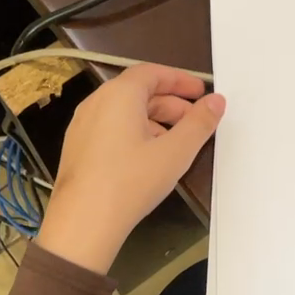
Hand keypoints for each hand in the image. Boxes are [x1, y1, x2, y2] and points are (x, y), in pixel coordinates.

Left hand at [35, 64, 224, 274]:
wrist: (84, 222)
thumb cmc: (131, 181)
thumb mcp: (175, 152)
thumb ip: (199, 124)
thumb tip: (216, 101)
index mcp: (119, 95)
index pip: (152, 73)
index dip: (180, 80)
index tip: (201, 92)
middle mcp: (97, 103)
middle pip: (138, 91)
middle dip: (170, 103)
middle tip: (195, 120)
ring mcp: (82, 126)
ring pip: (124, 112)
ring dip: (154, 120)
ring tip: (176, 142)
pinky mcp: (78, 148)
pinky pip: (111, 129)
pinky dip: (134, 133)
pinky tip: (148, 158)